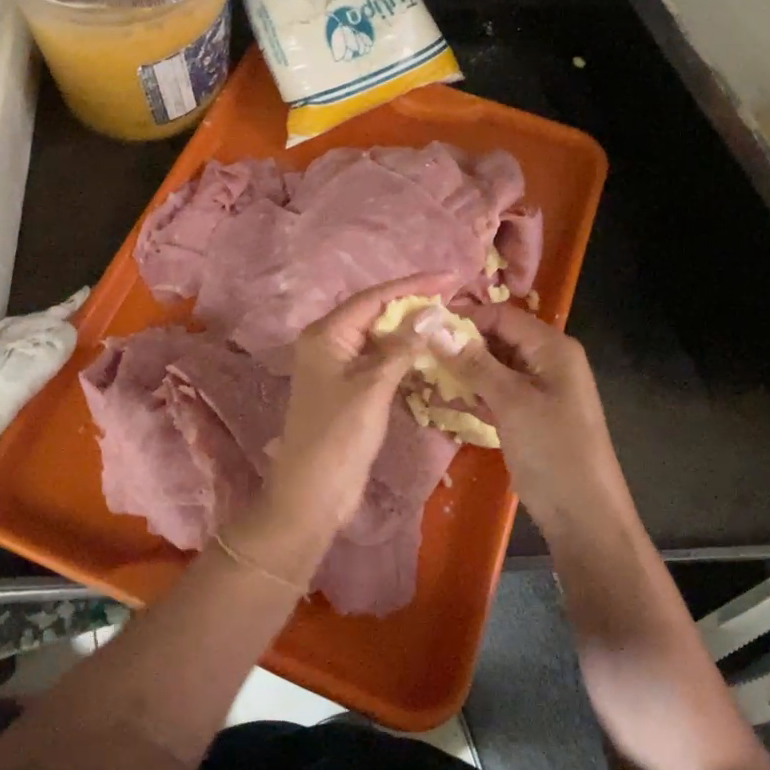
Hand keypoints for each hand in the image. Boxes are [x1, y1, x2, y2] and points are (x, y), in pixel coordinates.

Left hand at [223, 274, 448, 583]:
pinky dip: (405, 356)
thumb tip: (431, 313)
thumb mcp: (373, 387)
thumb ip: (402, 347)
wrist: (313, 492)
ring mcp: (337, 367)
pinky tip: (430, 354)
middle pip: (376, 312)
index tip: (453, 277)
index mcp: (326, 334)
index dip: (414, 285)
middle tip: (456, 299)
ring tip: (450, 322)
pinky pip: (380, 361)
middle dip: (414, 305)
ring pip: (380, 337)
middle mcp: (328, 343)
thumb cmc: (338, 435)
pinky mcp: (349, 389)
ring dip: (412, 331)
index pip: (374, 297)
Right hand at [437, 303, 615, 516]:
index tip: (422, 328)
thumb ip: (473, 363)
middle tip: (417, 353)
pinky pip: (495, 393)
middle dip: (459, 344)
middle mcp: (547, 361)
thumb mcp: (511, 402)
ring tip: (421, 375)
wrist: (584, 514)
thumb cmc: (553, 450)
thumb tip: (434, 328)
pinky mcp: (528, 416)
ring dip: (461, 371)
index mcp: (552, 347)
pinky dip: (472, 395)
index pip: (502, 315)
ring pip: (493, 367)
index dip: (464, 317)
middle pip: (497, 338)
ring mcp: (538, 390)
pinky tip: (440, 400)